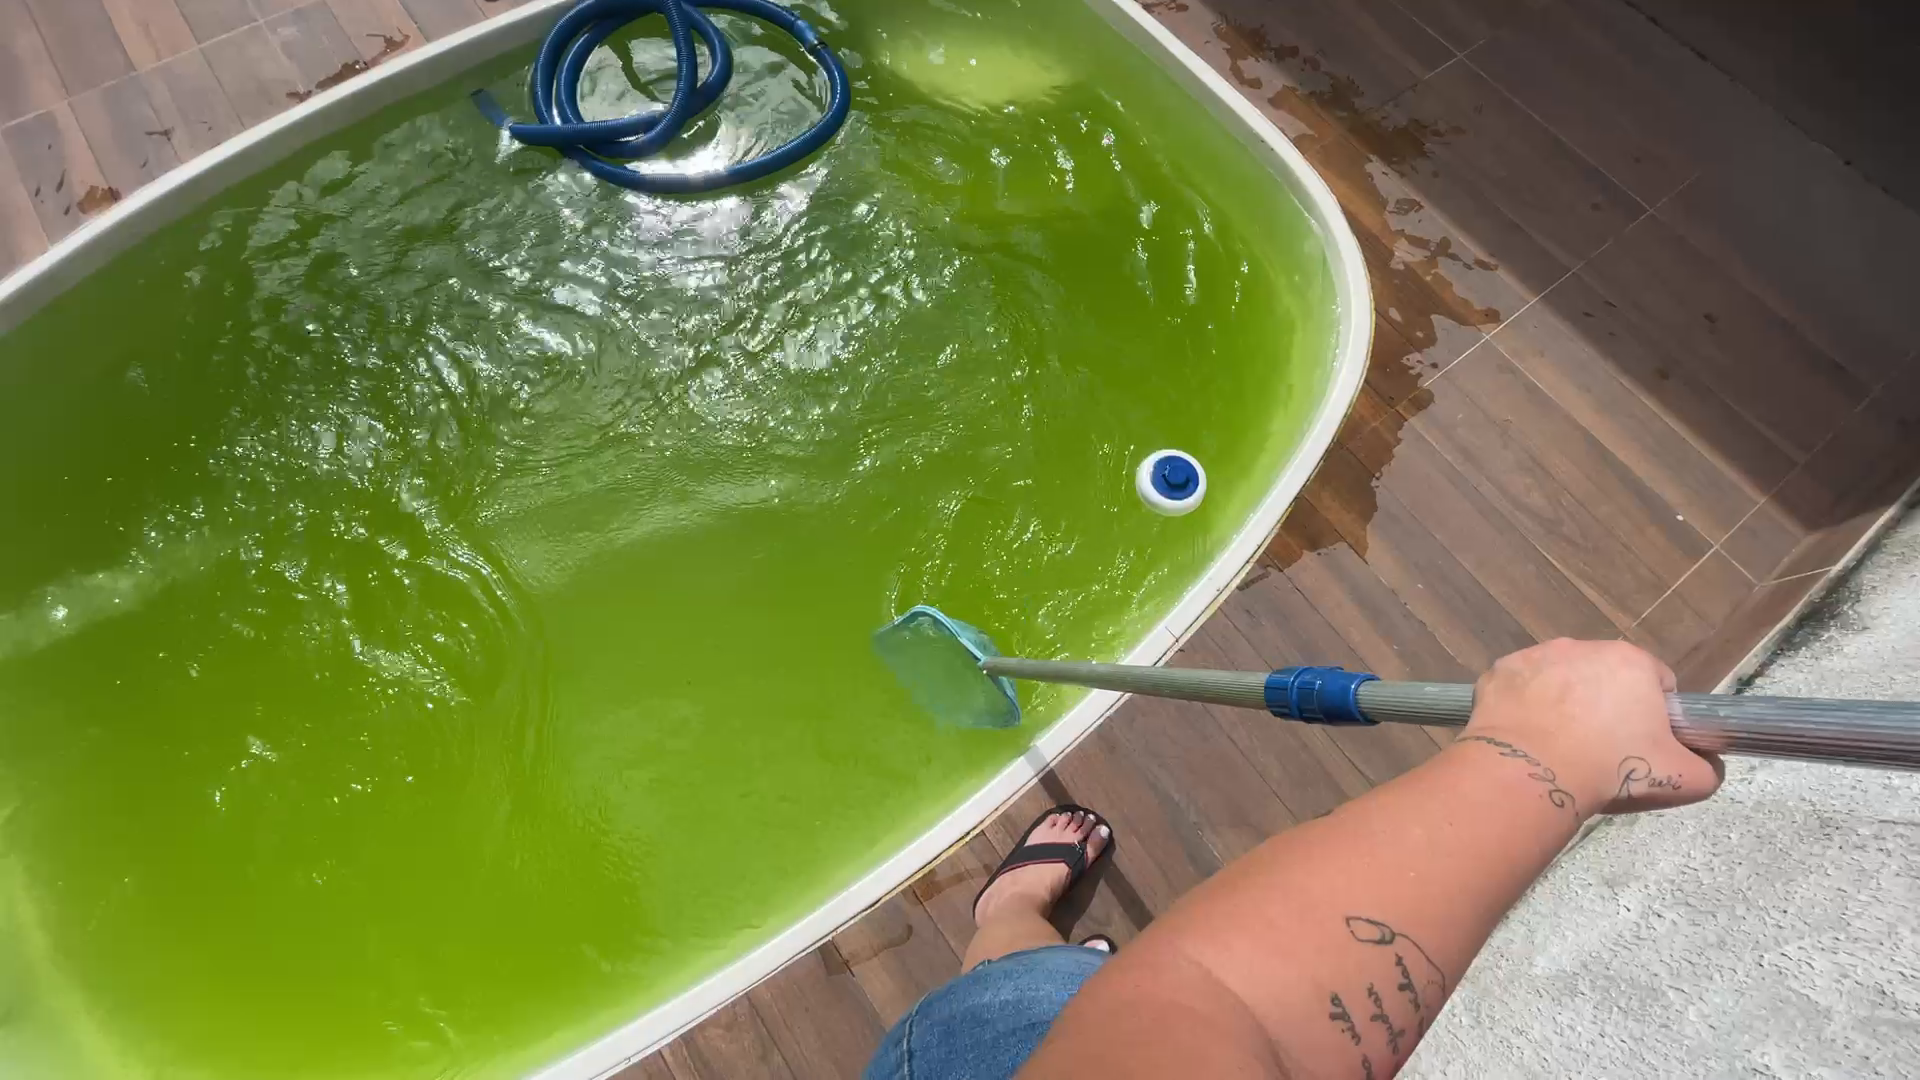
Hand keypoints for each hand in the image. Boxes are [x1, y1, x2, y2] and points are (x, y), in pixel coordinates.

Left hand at [1458, 639, 1722, 817]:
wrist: (1530, 770)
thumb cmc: (1613, 768)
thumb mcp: (1689, 777)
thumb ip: (1706, 762)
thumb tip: (1701, 758)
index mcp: (1628, 660)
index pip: (1655, 679)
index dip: (1654, 710)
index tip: (1642, 737)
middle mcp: (1576, 647)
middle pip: (1601, 674)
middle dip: (1604, 701)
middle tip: (1598, 741)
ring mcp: (1529, 656)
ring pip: (1557, 677)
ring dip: (1560, 698)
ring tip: (1559, 738)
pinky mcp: (1494, 672)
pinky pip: (1519, 686)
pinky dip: (1523, 703)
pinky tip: (1527, 730)